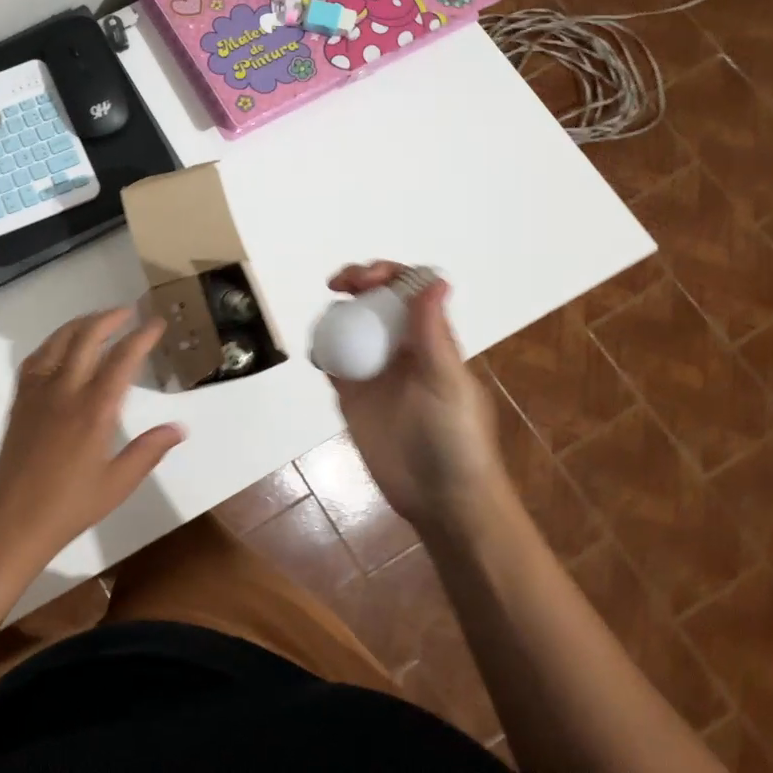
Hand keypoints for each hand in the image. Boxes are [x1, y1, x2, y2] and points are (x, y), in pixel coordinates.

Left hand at [0, 309, 183, 562]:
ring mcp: (37, 392)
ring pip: (59, 341)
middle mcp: (64, 390)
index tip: (156, 323)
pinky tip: (62, 346)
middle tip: (130, 312)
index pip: (122, 359)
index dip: (141, 336)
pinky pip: (36, 358)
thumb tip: (179, 427)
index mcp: (94, 410)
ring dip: (82, 323)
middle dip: (110, 318)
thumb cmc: (70, 506)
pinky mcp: (19, 400)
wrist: (13, 519)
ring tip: (100, 320)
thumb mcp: (118, 483)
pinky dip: (54, 342)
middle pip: (87, 337)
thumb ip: (148, 451)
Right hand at [325, 262, 505, 531]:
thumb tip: (433, 280)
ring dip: (335, 315)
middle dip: (356, 283)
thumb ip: (433, 334)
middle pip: (375, 301)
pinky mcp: (353, 395)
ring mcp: (375, 371)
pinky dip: (321, 351)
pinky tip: (318, 357)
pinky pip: (332, 362)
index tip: (364, 280)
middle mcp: (401, 348)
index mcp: (432, 340)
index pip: (410, 290)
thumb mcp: (446, 383)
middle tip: (336, 285)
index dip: (388, 274)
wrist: (441, 497)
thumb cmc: (455, 438)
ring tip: (324, 323)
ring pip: (350, 327)